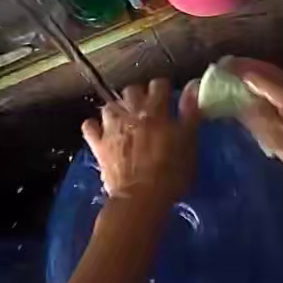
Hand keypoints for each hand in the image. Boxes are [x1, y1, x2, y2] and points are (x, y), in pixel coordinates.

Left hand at [82, 78, 199, 209]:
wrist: (141, 198)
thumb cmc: (171, 172)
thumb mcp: (188, 142)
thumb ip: (190, 112)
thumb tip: (193, 85)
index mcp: (155, 110)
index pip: (159, 84)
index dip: (165, 88)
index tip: (169, 97)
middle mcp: (130, 112)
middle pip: (131, 90)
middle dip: (139, 94)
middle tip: (147, 108)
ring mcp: (111, 127)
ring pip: (109, 105)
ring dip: (117, 109)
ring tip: (125, 119)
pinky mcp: (98, 145)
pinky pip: (89, 126)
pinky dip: (95, 126)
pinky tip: (102, 131)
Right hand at [228, 59, 282, 185]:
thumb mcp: (276, 138)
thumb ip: (256, 117)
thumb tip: (237, 100)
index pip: (258, 74)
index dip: (237, 69)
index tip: (218, 67)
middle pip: (269, 70)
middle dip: (246, 66)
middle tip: (225, 67)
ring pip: (277, 78)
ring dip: (257, 74)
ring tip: (238, 78)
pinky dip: (267, 85)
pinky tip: (261, 95)